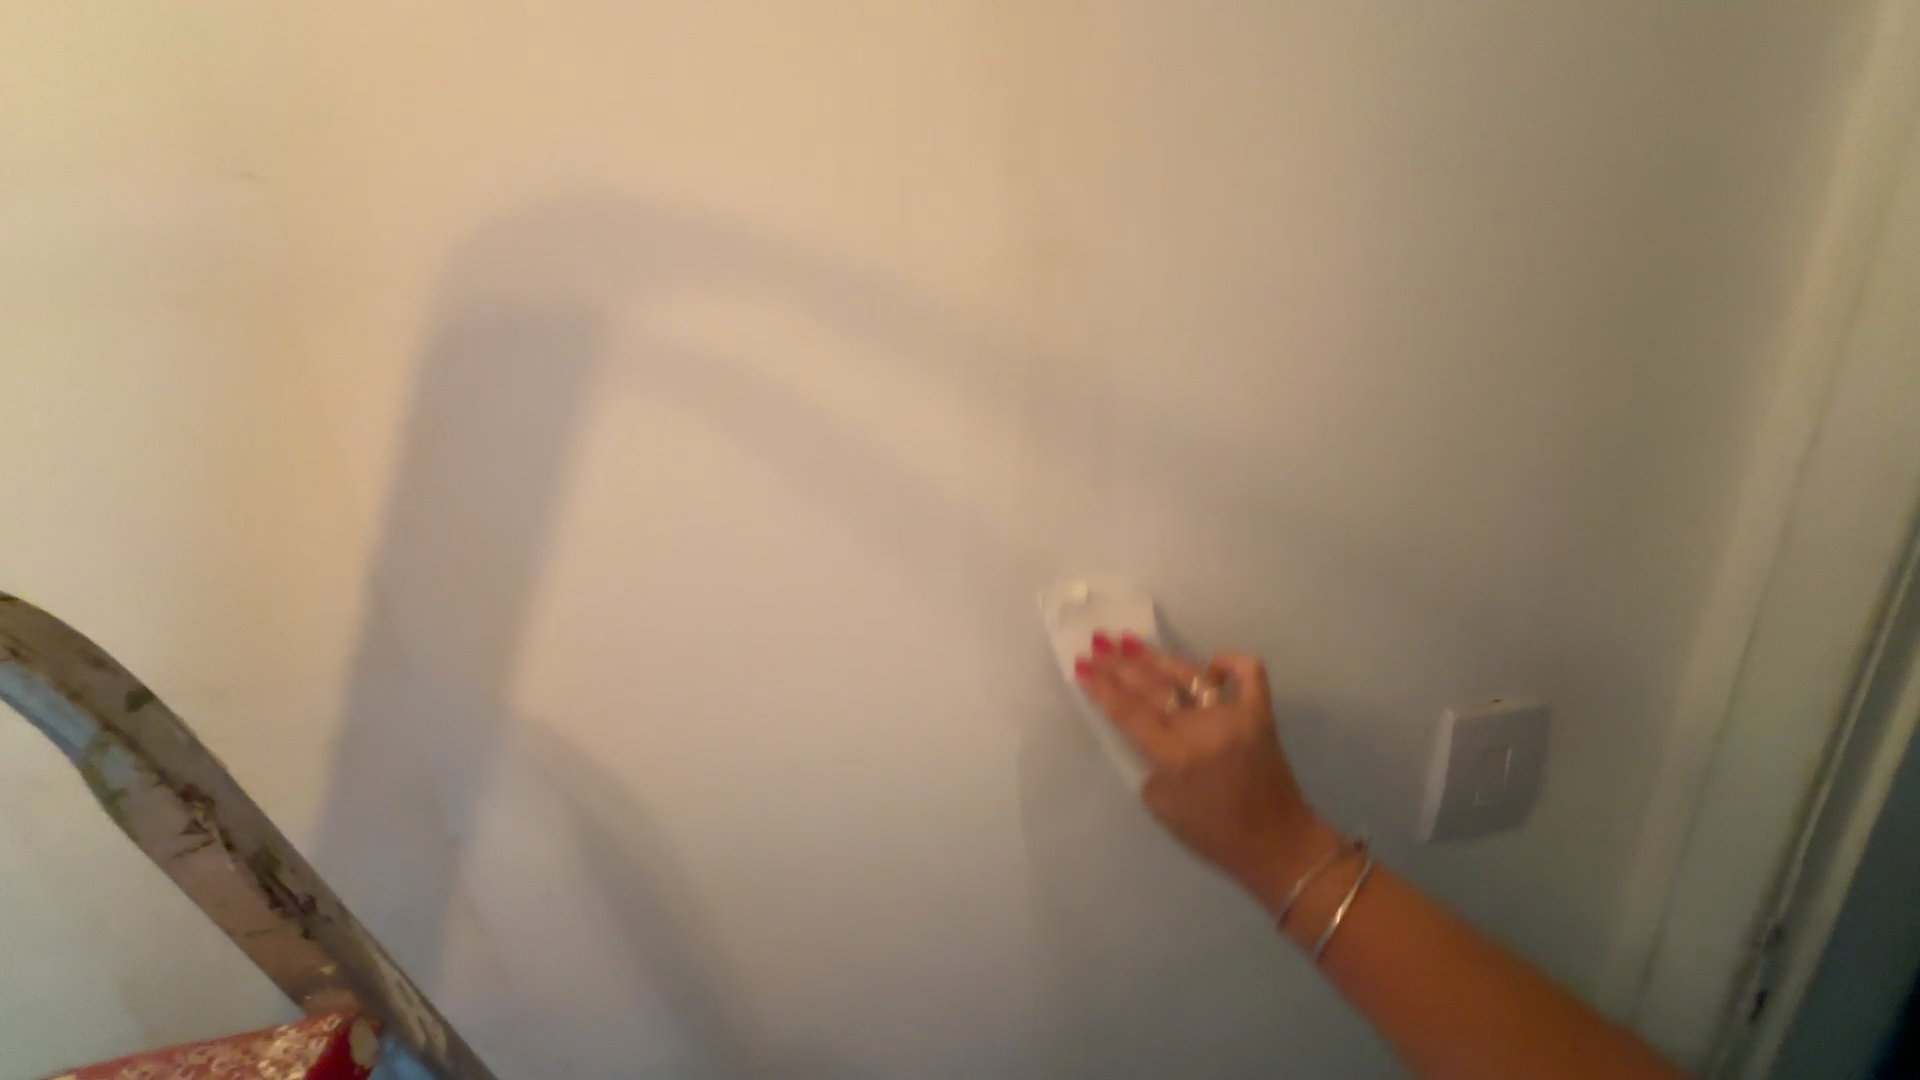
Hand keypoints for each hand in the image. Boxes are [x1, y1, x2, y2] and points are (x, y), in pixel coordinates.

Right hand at [1075, 634, 1338, 909]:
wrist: (1277, 844)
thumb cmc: (1212, 833)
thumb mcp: (1161, 805)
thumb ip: (1148, 762)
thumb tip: (1146, 728)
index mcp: (1174, 754)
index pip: (1128, 711)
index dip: (1101, 686)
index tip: (1081, 665)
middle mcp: (1201, 728)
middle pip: (1151, 686)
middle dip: (1119, 664)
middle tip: (1097, 642)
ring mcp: (1235, 716)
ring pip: (1190, 674)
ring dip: (1157, 657)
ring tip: (1129, 641)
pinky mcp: (1261, 714)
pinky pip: (1249, 674)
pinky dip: (1230, 663)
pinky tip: (1211, 663)